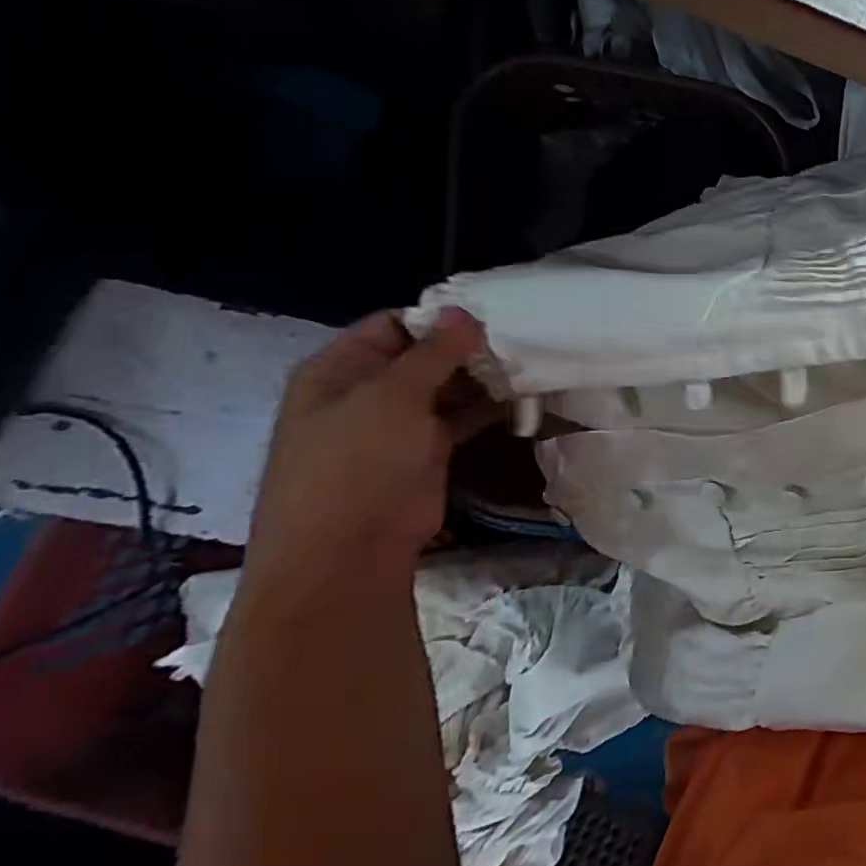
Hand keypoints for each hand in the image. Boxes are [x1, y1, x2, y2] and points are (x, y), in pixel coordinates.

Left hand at [246, 308, 497, 584]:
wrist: (349, 554)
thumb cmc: (357, 462)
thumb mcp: (392, 396)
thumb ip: (433, 353)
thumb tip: (464, 313)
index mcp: (339, 368)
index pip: (392, 324)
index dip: (437, 317)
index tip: (488, 311)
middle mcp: (366, 391)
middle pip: (422, 356)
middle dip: (466, 347)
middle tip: (518, 336)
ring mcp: (396, 425)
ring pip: (444, 388)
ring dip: (480, 378)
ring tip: (526, 362)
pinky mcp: (425, 454)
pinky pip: (458, 420)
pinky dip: (486, 409)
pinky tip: (520, 396)